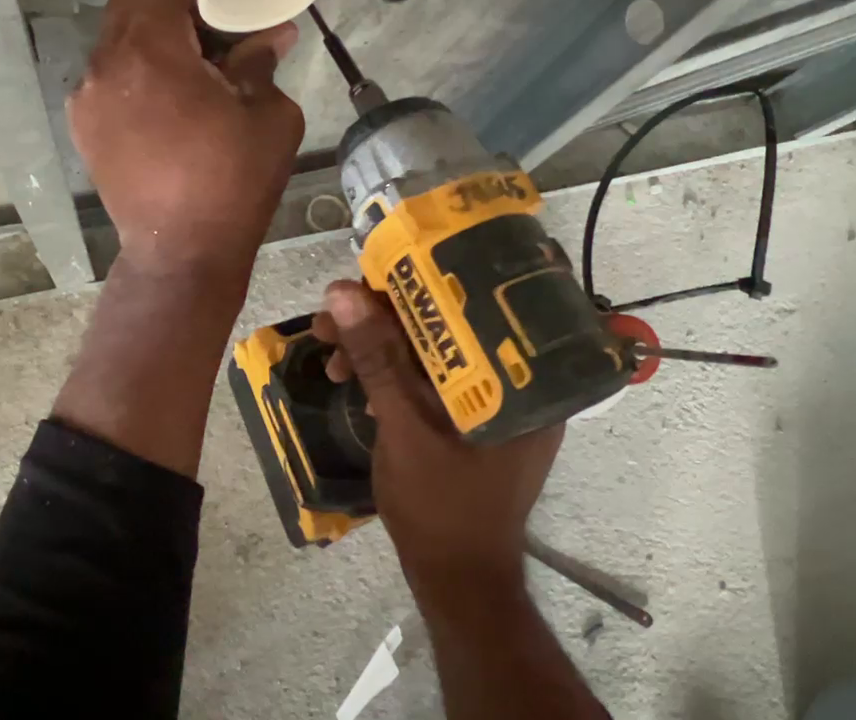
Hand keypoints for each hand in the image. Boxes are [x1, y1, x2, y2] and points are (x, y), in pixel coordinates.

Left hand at [68, 0, 304, 276]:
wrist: (178, 255)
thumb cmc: (231, 186)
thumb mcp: (267, 116)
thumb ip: (259, 62)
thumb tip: (262, 35)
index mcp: (150, 50)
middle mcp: (106, 61)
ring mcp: (90, 93)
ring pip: (124, 25)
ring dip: (161, 8)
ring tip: (202, 10)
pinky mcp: (90, 120)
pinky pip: (118, 62)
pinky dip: (149, 47)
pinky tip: (181, 63)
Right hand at [315, 280, 563, 588]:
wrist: (455, 579)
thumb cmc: (441, 507)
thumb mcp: (405, 427)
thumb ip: (377, 358)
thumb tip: (342, 292)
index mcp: (525, 378)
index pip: (479, 302)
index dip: (421, 280)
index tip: (369, 275)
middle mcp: (517, 380)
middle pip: (450, 322)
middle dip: (385, 316)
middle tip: (333, 315)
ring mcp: (491, 399)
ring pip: (433, 349)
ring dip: (379, 344)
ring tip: (330, 353)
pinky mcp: (468, 416)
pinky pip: (430, 376)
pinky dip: (391, 372)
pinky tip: (353, 378)